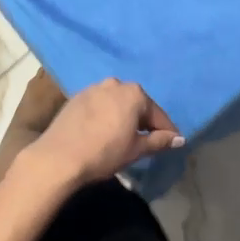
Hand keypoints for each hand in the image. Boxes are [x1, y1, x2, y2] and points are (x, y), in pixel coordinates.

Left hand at [13, 78, 183, 189]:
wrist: (59, 156)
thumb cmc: (104, 152)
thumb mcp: (135, 149)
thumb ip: (159, 141)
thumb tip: (179, 138)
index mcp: (133, 93)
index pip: (156, 113)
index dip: (165, 130)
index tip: (172, 142)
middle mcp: (115, 84)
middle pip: (137, 103)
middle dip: (144, 120)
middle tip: (147, 140)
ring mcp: (94, 88)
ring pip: (117, 102)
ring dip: (123, 116)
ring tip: (124, 136)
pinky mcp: (77, 96)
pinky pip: (100, 104)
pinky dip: (106, 114)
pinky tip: (103, 131)